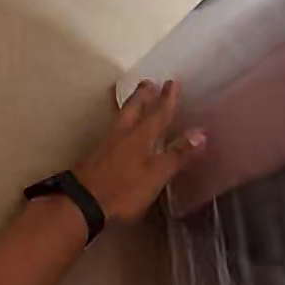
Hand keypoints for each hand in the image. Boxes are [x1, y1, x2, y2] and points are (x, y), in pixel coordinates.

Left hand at [73, 80, 205, 223]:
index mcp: (141, 137)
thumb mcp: (156, 175)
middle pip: (134, 109)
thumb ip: (178, 155)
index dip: (167, 99)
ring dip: (130, 106)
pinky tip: (119, 130)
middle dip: (143, 96)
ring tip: (134, 99)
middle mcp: (123, 134)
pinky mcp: (96, 155)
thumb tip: (202, 133)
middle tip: (148, 81)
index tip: (173, 81)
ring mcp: (106, 144)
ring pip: (121, 117)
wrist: (82, 202)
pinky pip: (112, 130)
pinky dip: (120, 122)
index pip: (158, 114)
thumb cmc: (123, 189)